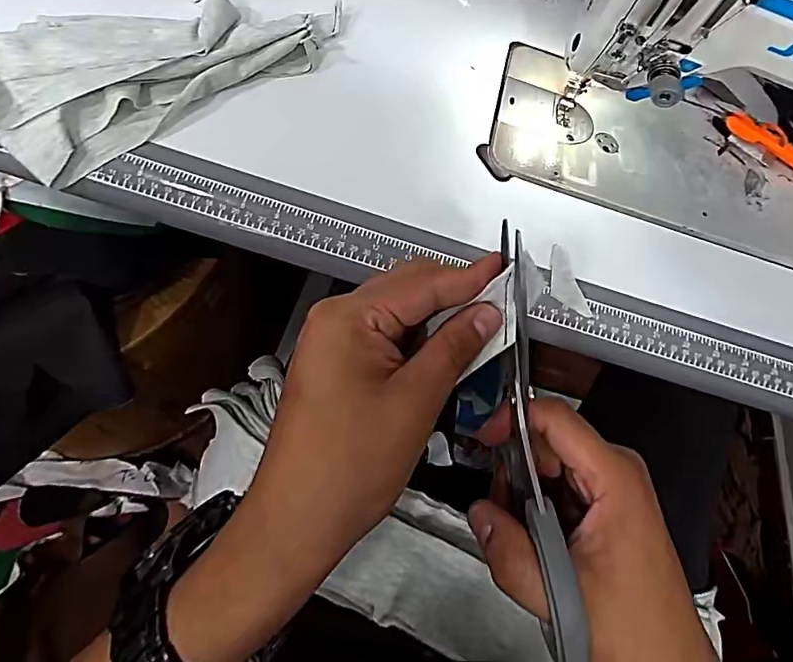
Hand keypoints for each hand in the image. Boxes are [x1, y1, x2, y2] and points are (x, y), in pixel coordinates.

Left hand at [166, 256, 503, 661]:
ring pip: (400, 312)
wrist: (294, 524)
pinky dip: (419, 340)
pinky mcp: (337, 362)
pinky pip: (387, 334)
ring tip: (479, 329)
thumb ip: (454, 349)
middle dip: (455, 295)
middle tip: (497, 300)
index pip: (422, 283)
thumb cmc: (338, 474)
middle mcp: (334, 321)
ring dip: (439, 319)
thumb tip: (482, 316)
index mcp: (346, 319)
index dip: (468, 277)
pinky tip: (445, 351)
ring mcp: (333, 341)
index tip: (497, 269)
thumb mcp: (415, 403)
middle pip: (409, 288)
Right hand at [470, 397, 714, 661]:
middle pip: (551, 439)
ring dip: (527, 491)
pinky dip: (542, 504)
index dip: (514, 417)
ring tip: (522, 533)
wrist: (668, 661)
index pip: (556, 416)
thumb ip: (509, 552)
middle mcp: (618, 471)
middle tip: (500, 505)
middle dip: (516, 467)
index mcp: (615, 476)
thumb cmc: (640, 632)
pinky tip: (539, 541)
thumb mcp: (560, 596)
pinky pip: (564, 484)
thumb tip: (482, 514)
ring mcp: (616, 486)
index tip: (486, 434)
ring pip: (554, 463)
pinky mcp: (609, 502)